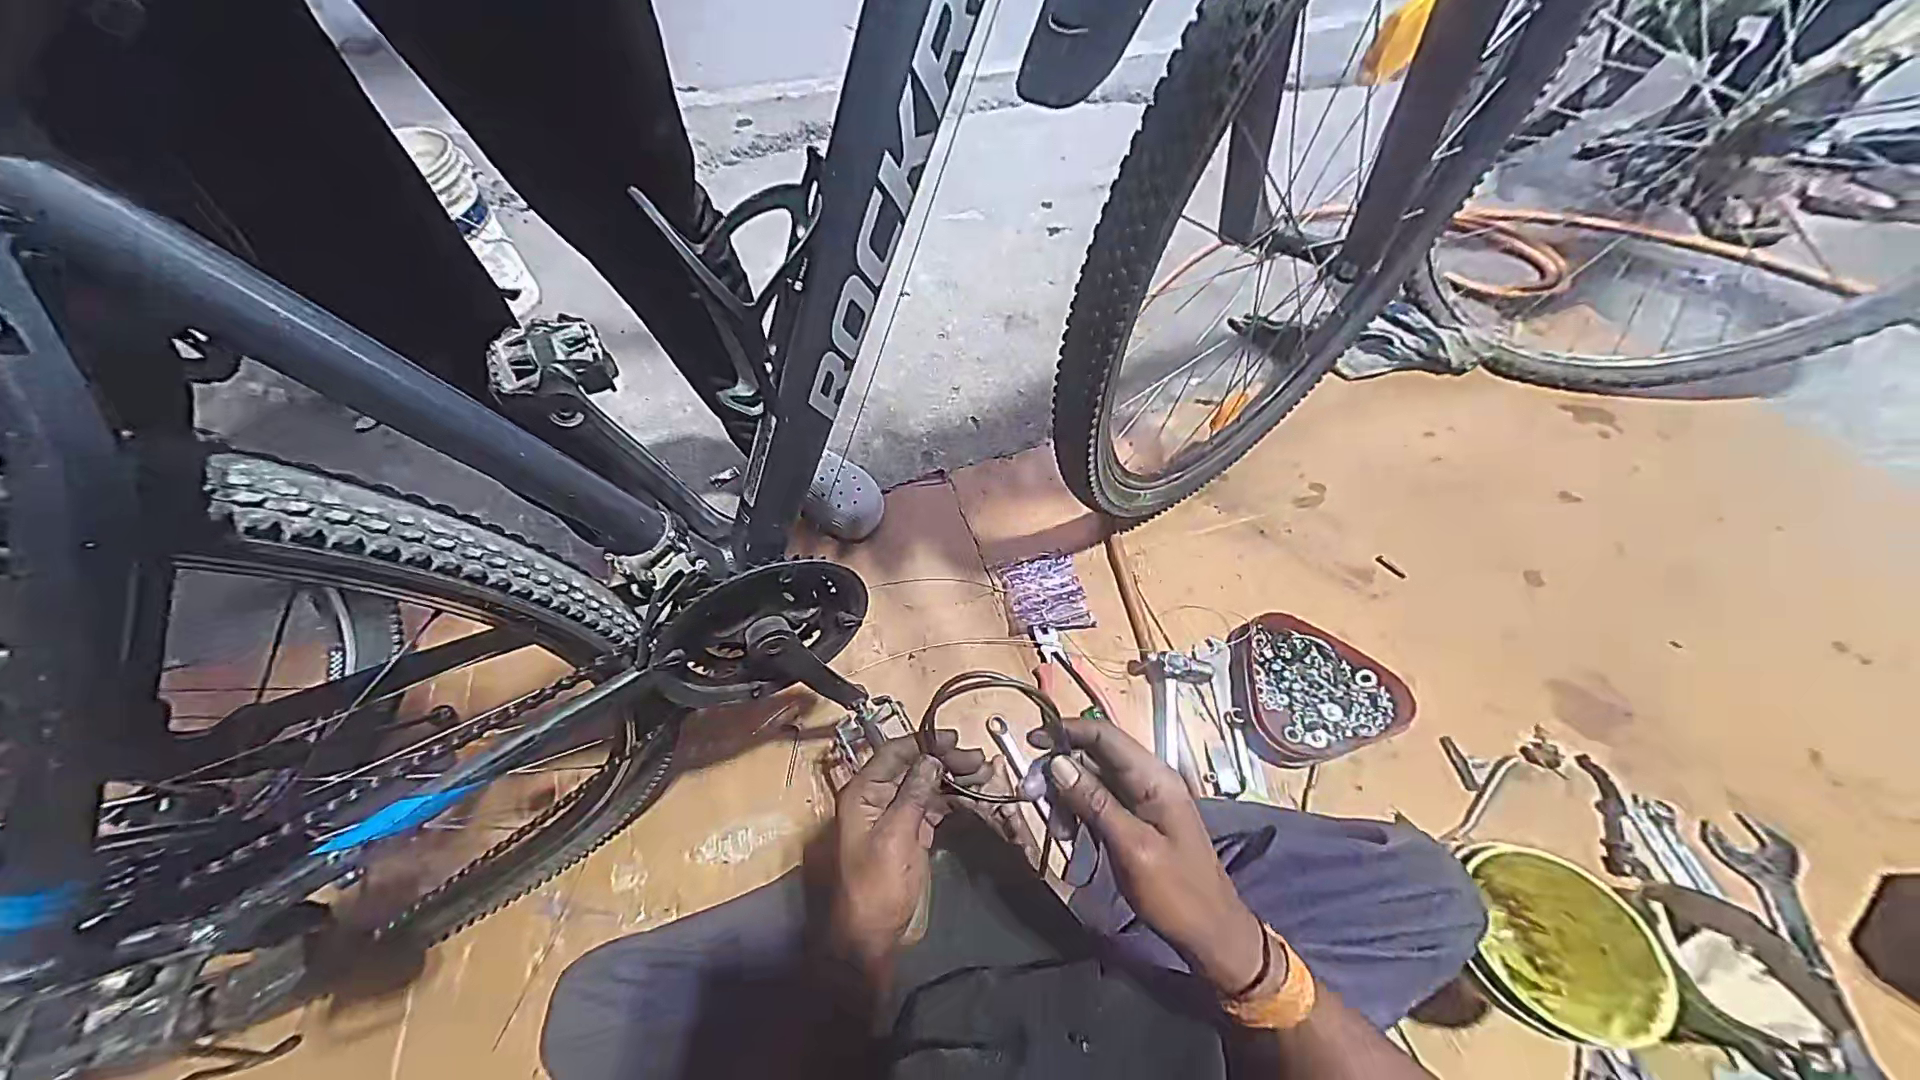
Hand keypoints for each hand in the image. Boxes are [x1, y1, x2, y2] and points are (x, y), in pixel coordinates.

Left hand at [824, 730, 983, 994]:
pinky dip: (954, 800)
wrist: (873, 937)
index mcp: (864, 792)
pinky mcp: (912, 832)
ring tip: (984, 776)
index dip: (923, 742)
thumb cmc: (876, 886)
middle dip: (946, 761)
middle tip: (979, 762)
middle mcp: (879, 797)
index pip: (894, 753)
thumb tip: (932, 758)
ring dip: (955, 779)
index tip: (954, 739)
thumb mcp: (895, 836)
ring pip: (928, 785)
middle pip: (915, 766)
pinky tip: (975, 797)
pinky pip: (934, 806)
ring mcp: (896, 815)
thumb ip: (914, 793)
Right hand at [1031, 716, 1265, 995]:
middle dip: (1059, 771)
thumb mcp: (1132, 847)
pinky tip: (1069, 834)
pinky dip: (1077, 812)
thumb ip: (1095, 802)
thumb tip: (1058, 763)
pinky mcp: (1134, 817)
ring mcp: (1141, 798)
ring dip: (1065, 796)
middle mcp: (1147, 779)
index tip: (1032, 740)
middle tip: (1032, 796)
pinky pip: (1097, 801)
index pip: (1104, 734)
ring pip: (1090, 779)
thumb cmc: (1178, 894)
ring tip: (1056, 829)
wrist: (1212, 936)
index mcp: (1154, 777)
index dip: (1066, 730)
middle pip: (1092, 756)